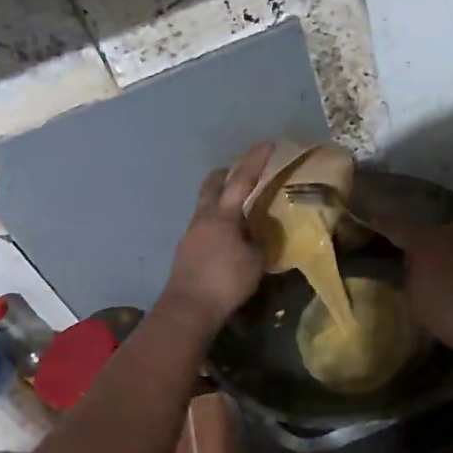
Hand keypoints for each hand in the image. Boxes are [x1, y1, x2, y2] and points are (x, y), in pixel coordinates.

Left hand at [160, 143, 274, 326]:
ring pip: (206, 203)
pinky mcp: (186, 248)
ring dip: (220, 197)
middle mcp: (204, 217)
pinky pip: (203, 222)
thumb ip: (261, 240)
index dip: (255, 160)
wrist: (188, 309)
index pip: (242, 180)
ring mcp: (191, 232)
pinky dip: (217, 219)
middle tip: (243, 172)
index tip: (266, 144)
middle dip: (228, 173)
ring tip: (239, 206)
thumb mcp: (256, 261)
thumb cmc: (226, 282)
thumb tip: (262, 230)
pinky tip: (227, 234)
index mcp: (224, 215)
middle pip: (213, 184)